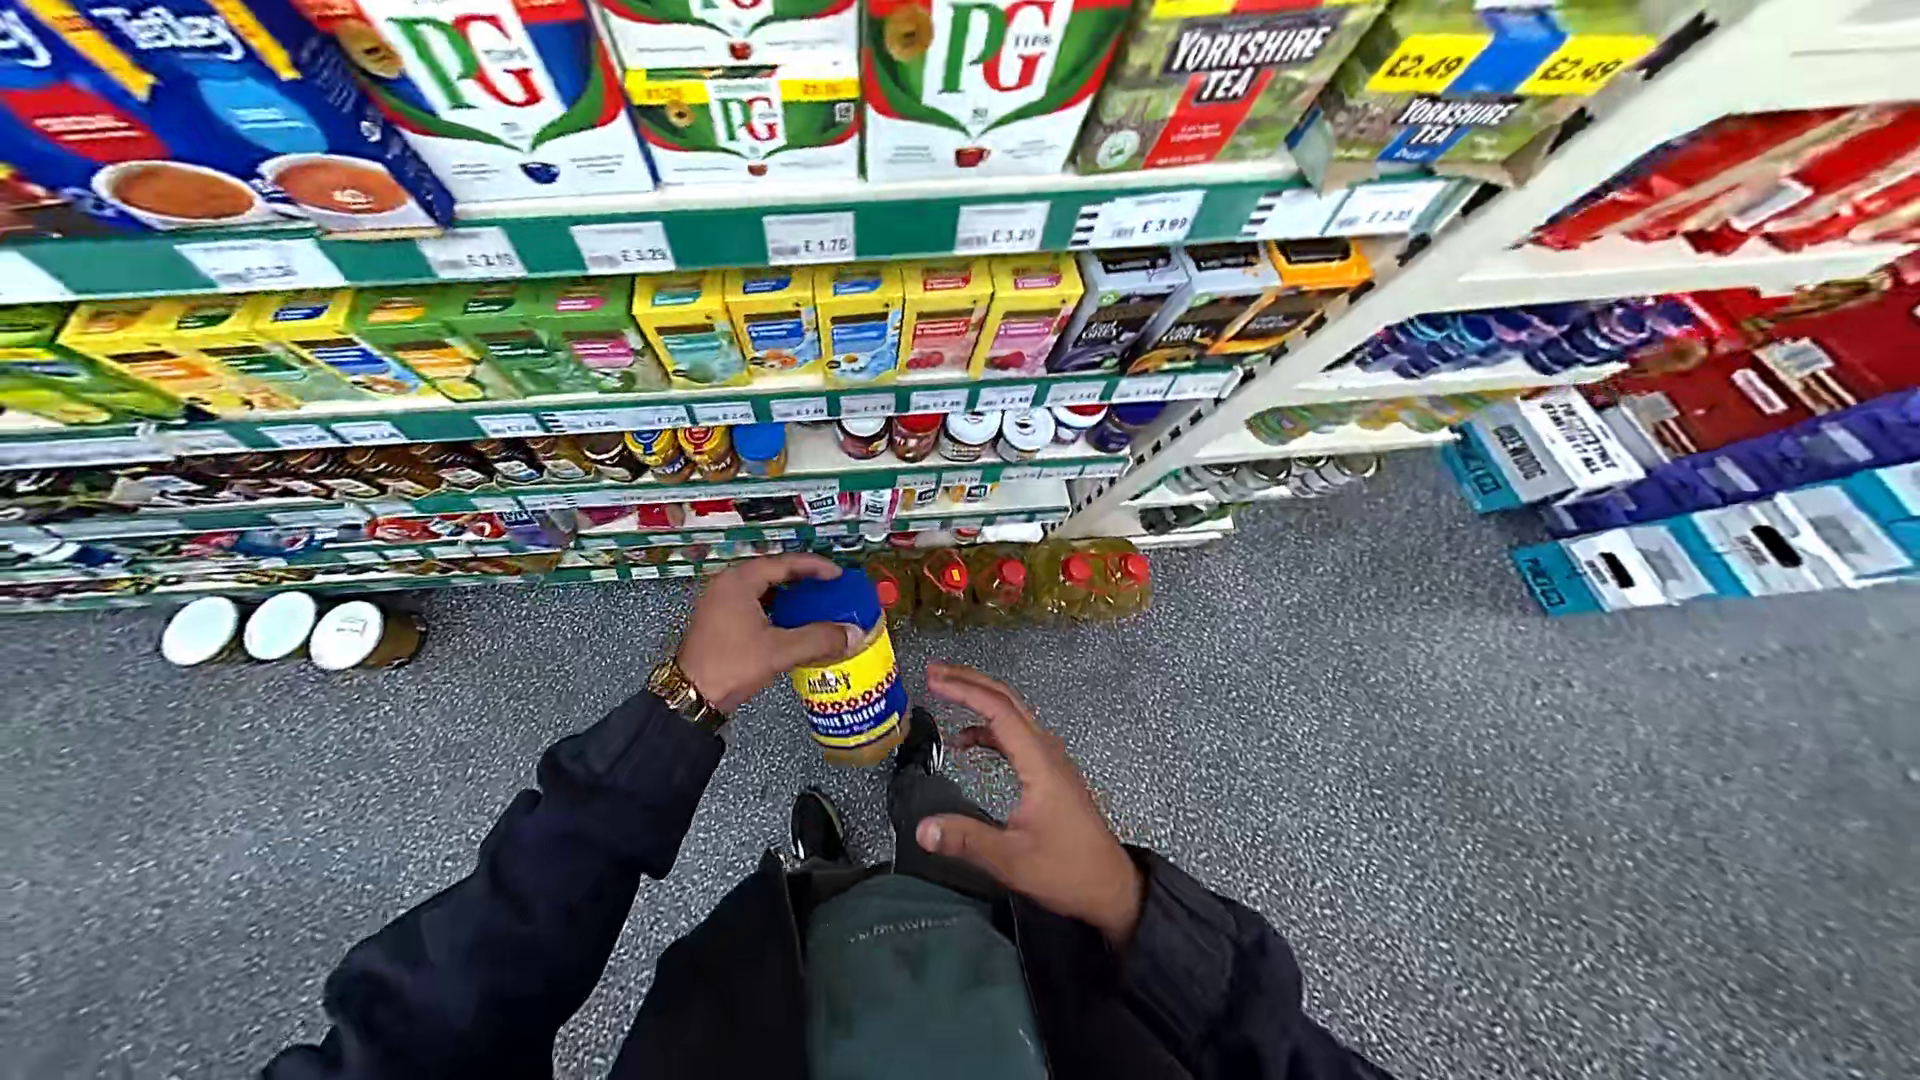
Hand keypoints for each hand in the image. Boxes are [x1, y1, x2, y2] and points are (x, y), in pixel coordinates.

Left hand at [677, 554, 862, 711]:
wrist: (691, 696)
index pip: (785, 563)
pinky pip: (755, 601)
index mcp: (739, 581)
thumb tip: (852, 633)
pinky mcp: (719, 618)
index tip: (837, 575)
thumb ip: (819, 639)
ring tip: (815, 602)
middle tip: (829, 586)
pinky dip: (777, 606)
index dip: (815, 567)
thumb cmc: (731, 665)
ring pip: (764, 587)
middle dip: (803, 578)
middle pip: (773, 571)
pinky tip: (793, 620)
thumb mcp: (780, 650)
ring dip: (790, 593)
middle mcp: (728, 584)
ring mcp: (720, 601)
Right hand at [914, 663, 1143, 947]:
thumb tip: (921, 830)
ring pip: (1012, 712)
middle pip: (1006, 699)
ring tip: (945, 692)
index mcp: (1039, 761)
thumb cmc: (1066, 870)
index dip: (964, 690)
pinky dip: (988, 728)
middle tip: (934, 671)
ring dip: (978, 698)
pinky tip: (966, 741)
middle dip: (969, 680)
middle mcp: (1046, 750)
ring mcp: (1050, 757)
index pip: (998, 710)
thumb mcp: (1012, 860)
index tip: (934, 680)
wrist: (1109, 886)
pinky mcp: (1048, 770)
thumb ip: (966, 840)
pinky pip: (1015, 735)